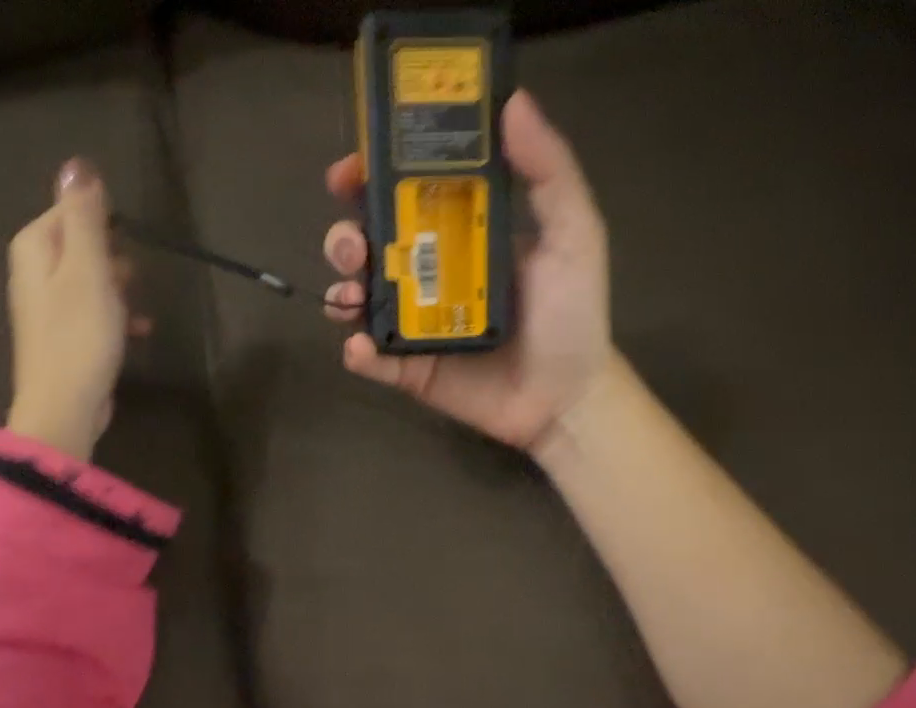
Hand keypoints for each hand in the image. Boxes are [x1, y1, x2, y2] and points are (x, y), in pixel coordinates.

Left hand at [5, 158, 150, 460]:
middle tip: (132, 278)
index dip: (104, 223)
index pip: (70, 210)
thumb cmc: (80, 335)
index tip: (128, 242)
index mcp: (34, 248)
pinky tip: (138, 330)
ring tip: (136, 308)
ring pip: (91, 279)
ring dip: (119, 288)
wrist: (64, 406)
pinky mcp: (63, 336)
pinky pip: (93, 311)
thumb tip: (76, 164)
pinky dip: (115, 316)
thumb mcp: (89, 269)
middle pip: (81, 244)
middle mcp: (33, 271)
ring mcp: (46, 306)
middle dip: (112, 257)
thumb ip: (84, 217)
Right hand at [322, 90, 625, 457]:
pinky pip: (371, 358)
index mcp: (460, 232)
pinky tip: (364, 346)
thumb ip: (548, 171)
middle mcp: (429, 272)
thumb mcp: (573, 234)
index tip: (352, 170)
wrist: (568, 397)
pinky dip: (358, 352)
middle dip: (345, 235)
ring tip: (352, 293)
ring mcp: (414, 322)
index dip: (370, 177)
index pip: (403, 194)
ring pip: (357, 296)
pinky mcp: (408, 369)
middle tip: (353, 242)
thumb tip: (514, 102)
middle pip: (368, 243)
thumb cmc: (572, 314)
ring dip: (342, 287)